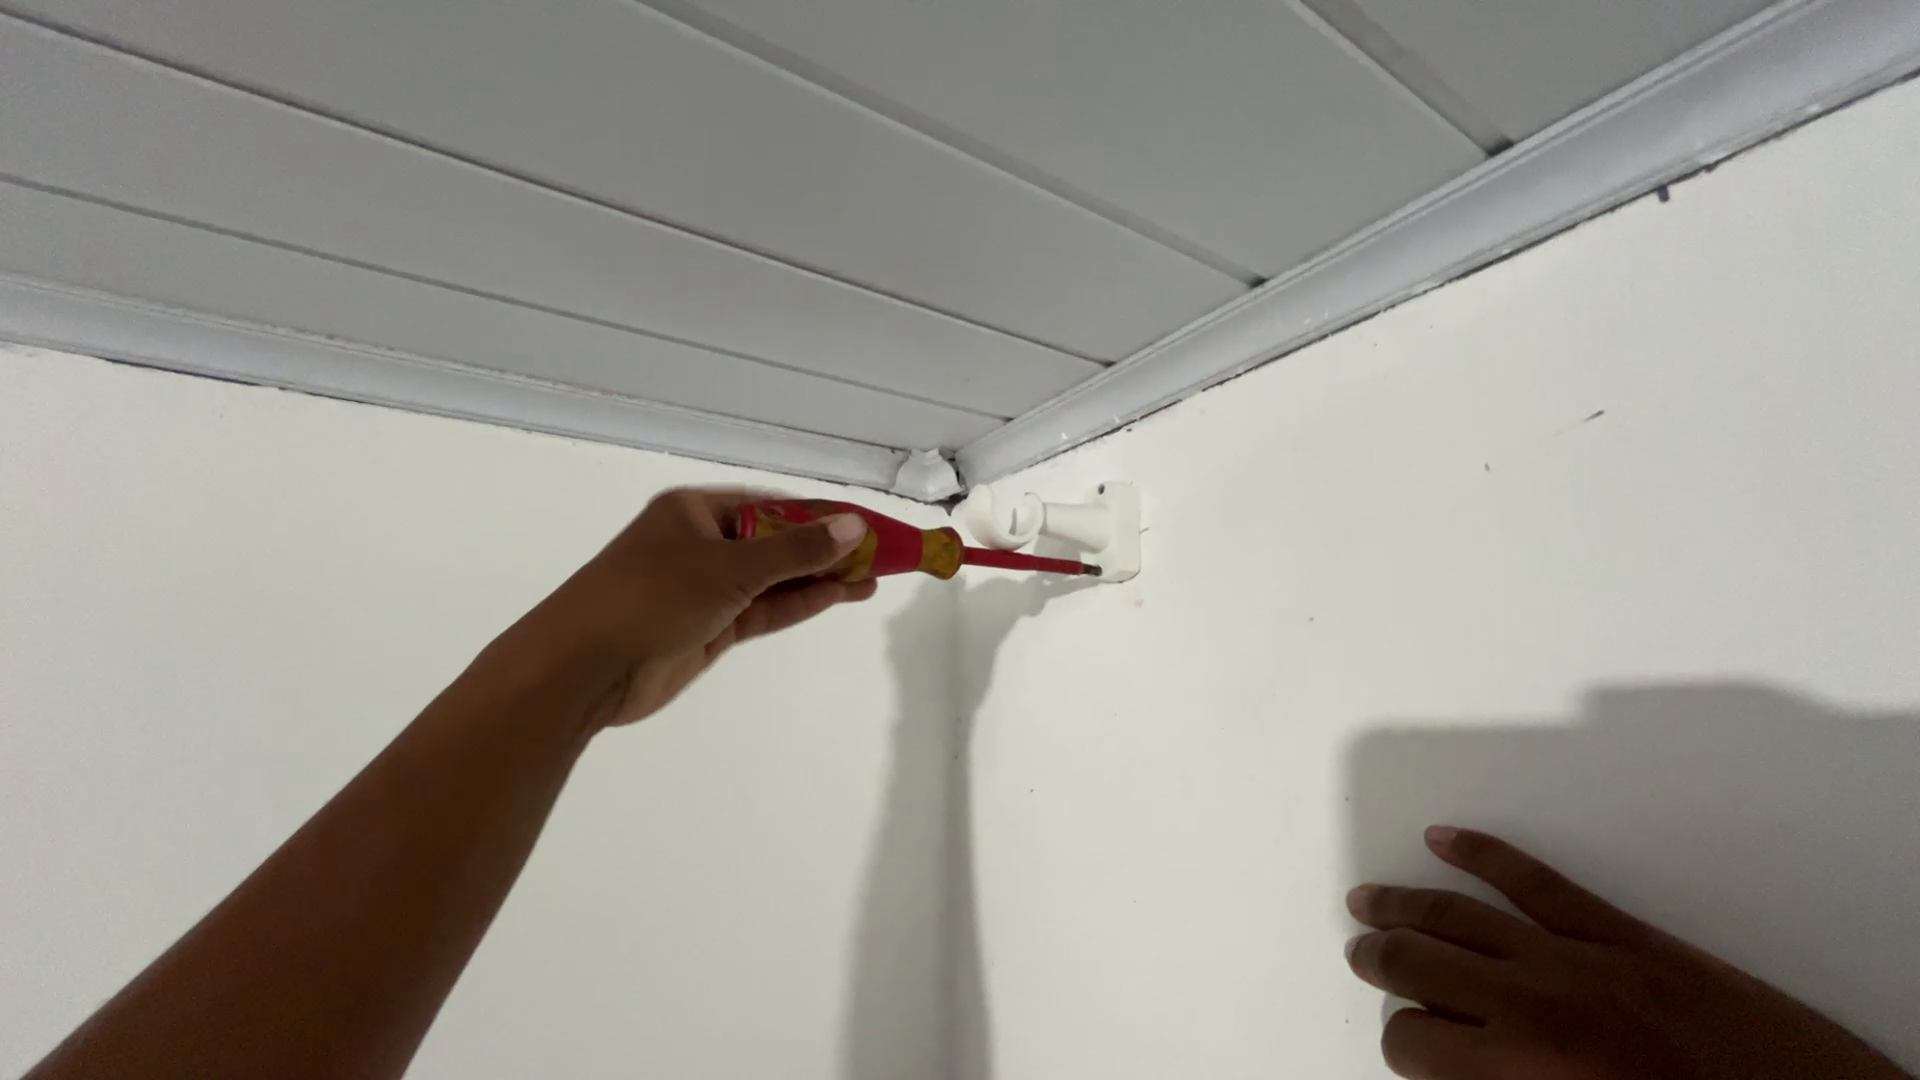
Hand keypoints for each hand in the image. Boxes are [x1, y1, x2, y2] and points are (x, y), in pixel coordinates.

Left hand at [480, 488, 873, 732]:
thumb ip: (795, 549)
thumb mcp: (730, 567)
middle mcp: (701, 544)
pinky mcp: (710, 628)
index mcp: (695, 511)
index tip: (865, 523)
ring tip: (873, 578)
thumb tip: (853, 526)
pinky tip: (839, 596)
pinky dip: (799, 604)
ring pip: (774, 579)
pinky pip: (764, 610)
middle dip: (825, 549)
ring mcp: (706, 588)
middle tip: (880, 555)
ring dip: (819, 578)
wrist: (582, 669)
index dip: (820, 514)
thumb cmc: (651, 596)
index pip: (772, 505)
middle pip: (776, 542)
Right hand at [1346, 828, 1910, 1079]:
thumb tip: (1456, 1071)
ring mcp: (1576, 957)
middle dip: (1377, 959)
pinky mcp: (1623, 934)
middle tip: (1358, 953)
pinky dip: (1483, 853)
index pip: (1416, 1044)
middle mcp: (1535, 1002)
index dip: (1400, 1048)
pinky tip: (1444, 839)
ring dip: (1402, 906)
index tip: (1406, 1051)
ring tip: (1366, 902)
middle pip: (1420, 962)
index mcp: (1527, 1069)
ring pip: (1458, 913)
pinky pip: (1534, 882)